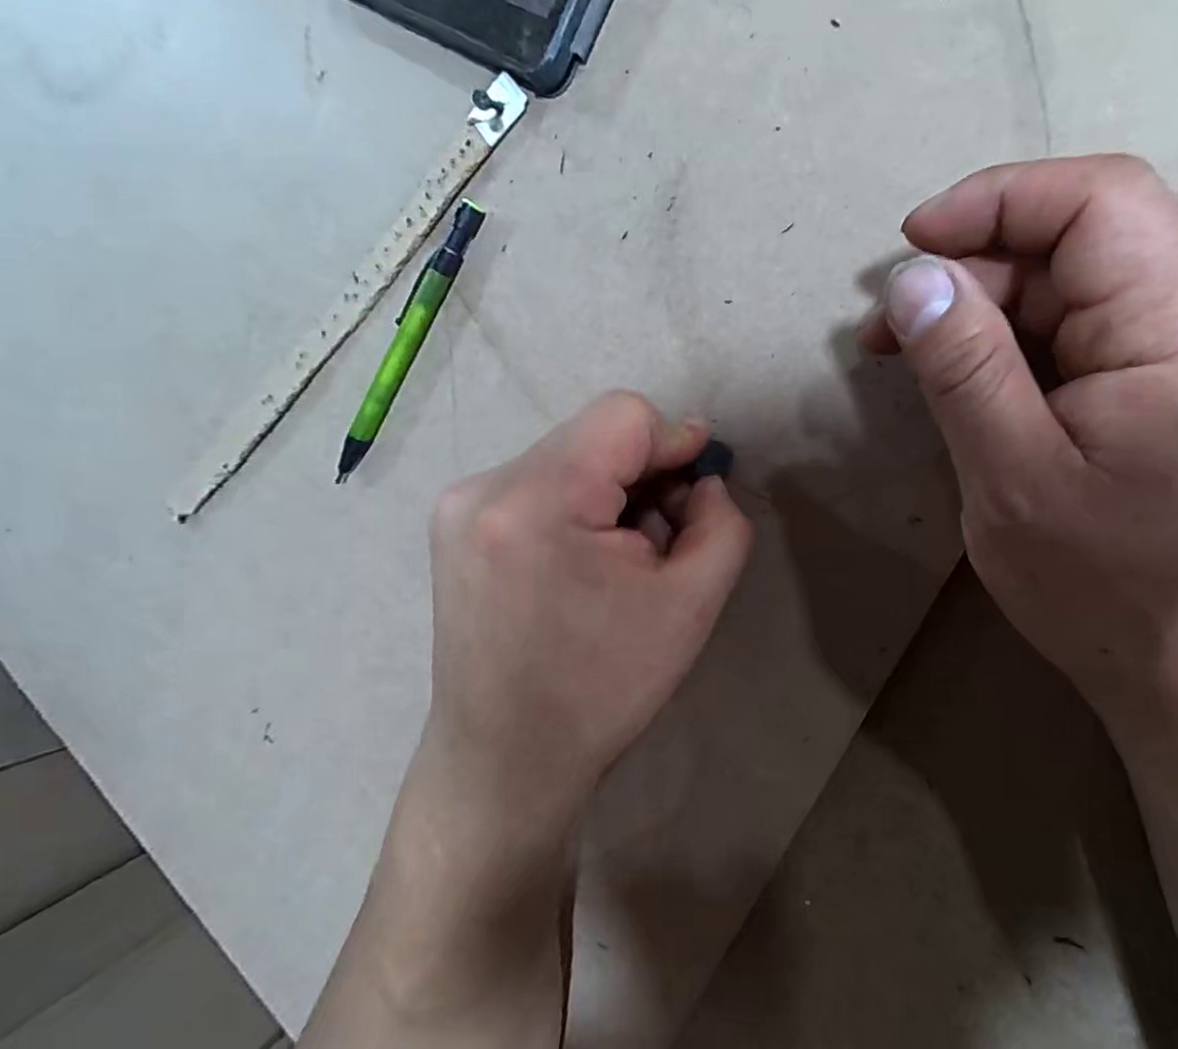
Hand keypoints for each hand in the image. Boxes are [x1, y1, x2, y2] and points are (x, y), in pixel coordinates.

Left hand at [424, 391, 753, 833]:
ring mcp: (459, 506)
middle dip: (644, 477)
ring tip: (621, 565)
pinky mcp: (455, 527)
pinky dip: (577, 509)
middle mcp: (485, 487)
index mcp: (537, 499)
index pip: (625, 416)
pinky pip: (537, 485)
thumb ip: (722, 524)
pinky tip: (583, 568)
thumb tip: (704, 481)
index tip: (697, 493)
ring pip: (568, 459)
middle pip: (594, 437)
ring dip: (611, 496)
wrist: (507, 760)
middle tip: (663, 543)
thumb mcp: (692, 605)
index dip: (676, 444)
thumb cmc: (603, 689)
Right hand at [863, 155, 1177, 751]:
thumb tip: (913, 276)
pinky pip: (1097, 338)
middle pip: (1090, 245)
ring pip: (1086, 292)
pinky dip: (1027, 346)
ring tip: (921, 359)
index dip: (998, 200)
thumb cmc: (1102, 594)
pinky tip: (980, 386)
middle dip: (981, 270)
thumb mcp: (1011, 480)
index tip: (912, 244)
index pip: (1102, 204)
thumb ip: (964, 368)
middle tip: (894, 329)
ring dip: (995, 311)